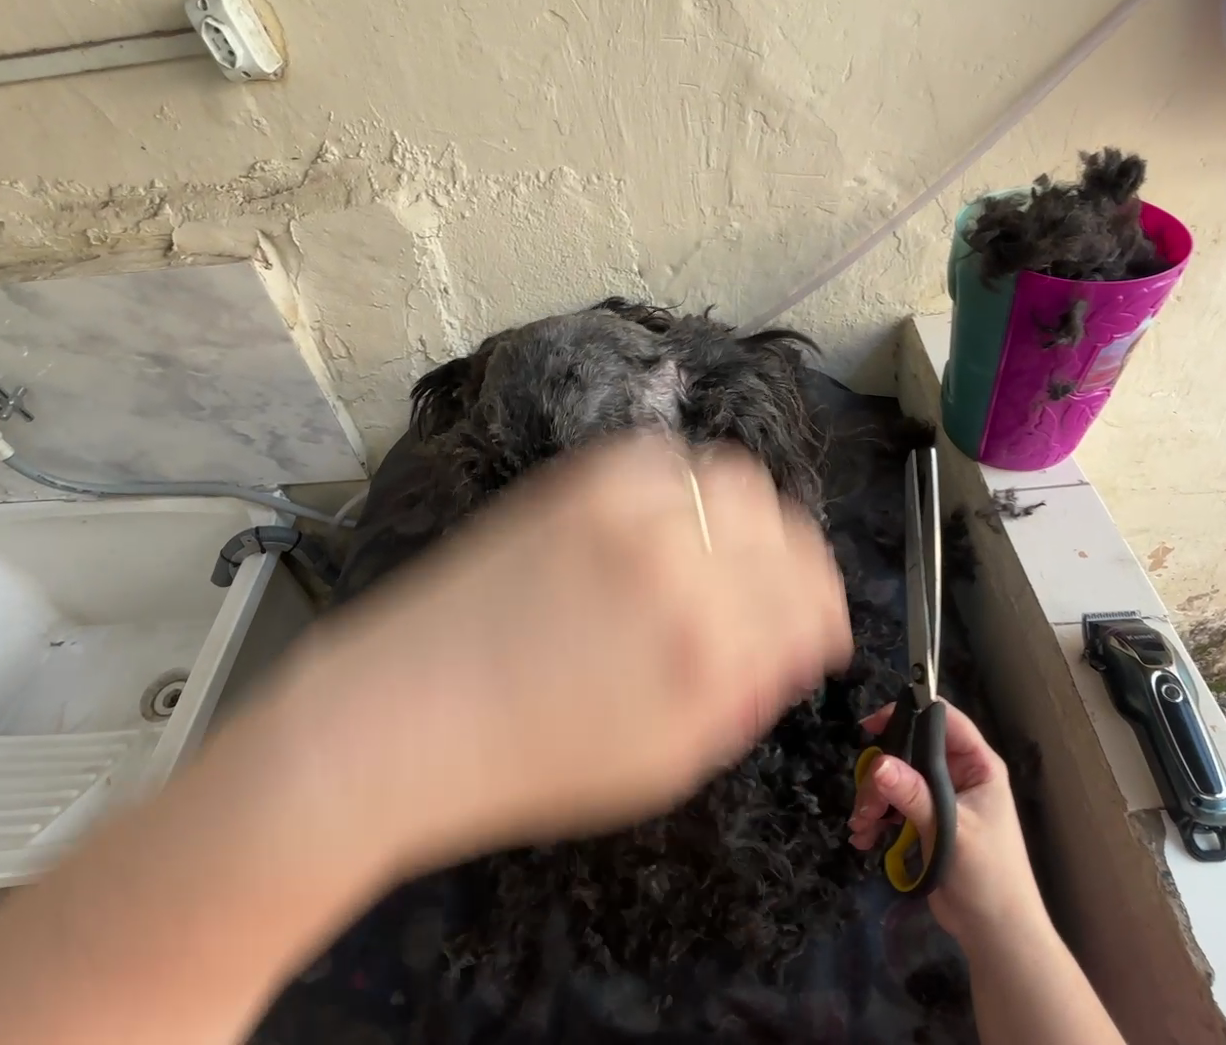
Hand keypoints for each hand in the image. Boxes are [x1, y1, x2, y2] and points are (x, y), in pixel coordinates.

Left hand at [286, 433, 853, 872]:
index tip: (816, 628)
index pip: (811, 602)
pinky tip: (666, 520)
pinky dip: (682, 485)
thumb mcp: (663, 763)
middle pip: (785, 530)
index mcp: (711, 655)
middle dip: (795, 563)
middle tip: (774, 589)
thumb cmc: (530, 766)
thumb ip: (743, 695)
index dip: (824, 614)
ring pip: (733, 481)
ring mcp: (624, 513)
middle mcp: (680, 568)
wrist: (401, 721)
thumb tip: (792, 646)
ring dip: (747, 518)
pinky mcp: (575, 483)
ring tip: (723, 551)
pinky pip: (663, 459)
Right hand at [848, 699, 1042, 946]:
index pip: (942, 719)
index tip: (871, 725)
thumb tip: (878, 763)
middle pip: (908, 750)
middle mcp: (957, 774)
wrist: (994, 932)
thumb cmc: (988, 875)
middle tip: (866, 801)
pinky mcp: (923, 820)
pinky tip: (864, 837)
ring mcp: (939, 798)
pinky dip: (874, 817)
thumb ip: (914, 794)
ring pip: (894, 778)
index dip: (908, 713)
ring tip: (862, 826)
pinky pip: (890, 805)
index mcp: (977, 765)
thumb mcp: (952, 830)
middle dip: (880, 772)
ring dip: (872, 799)